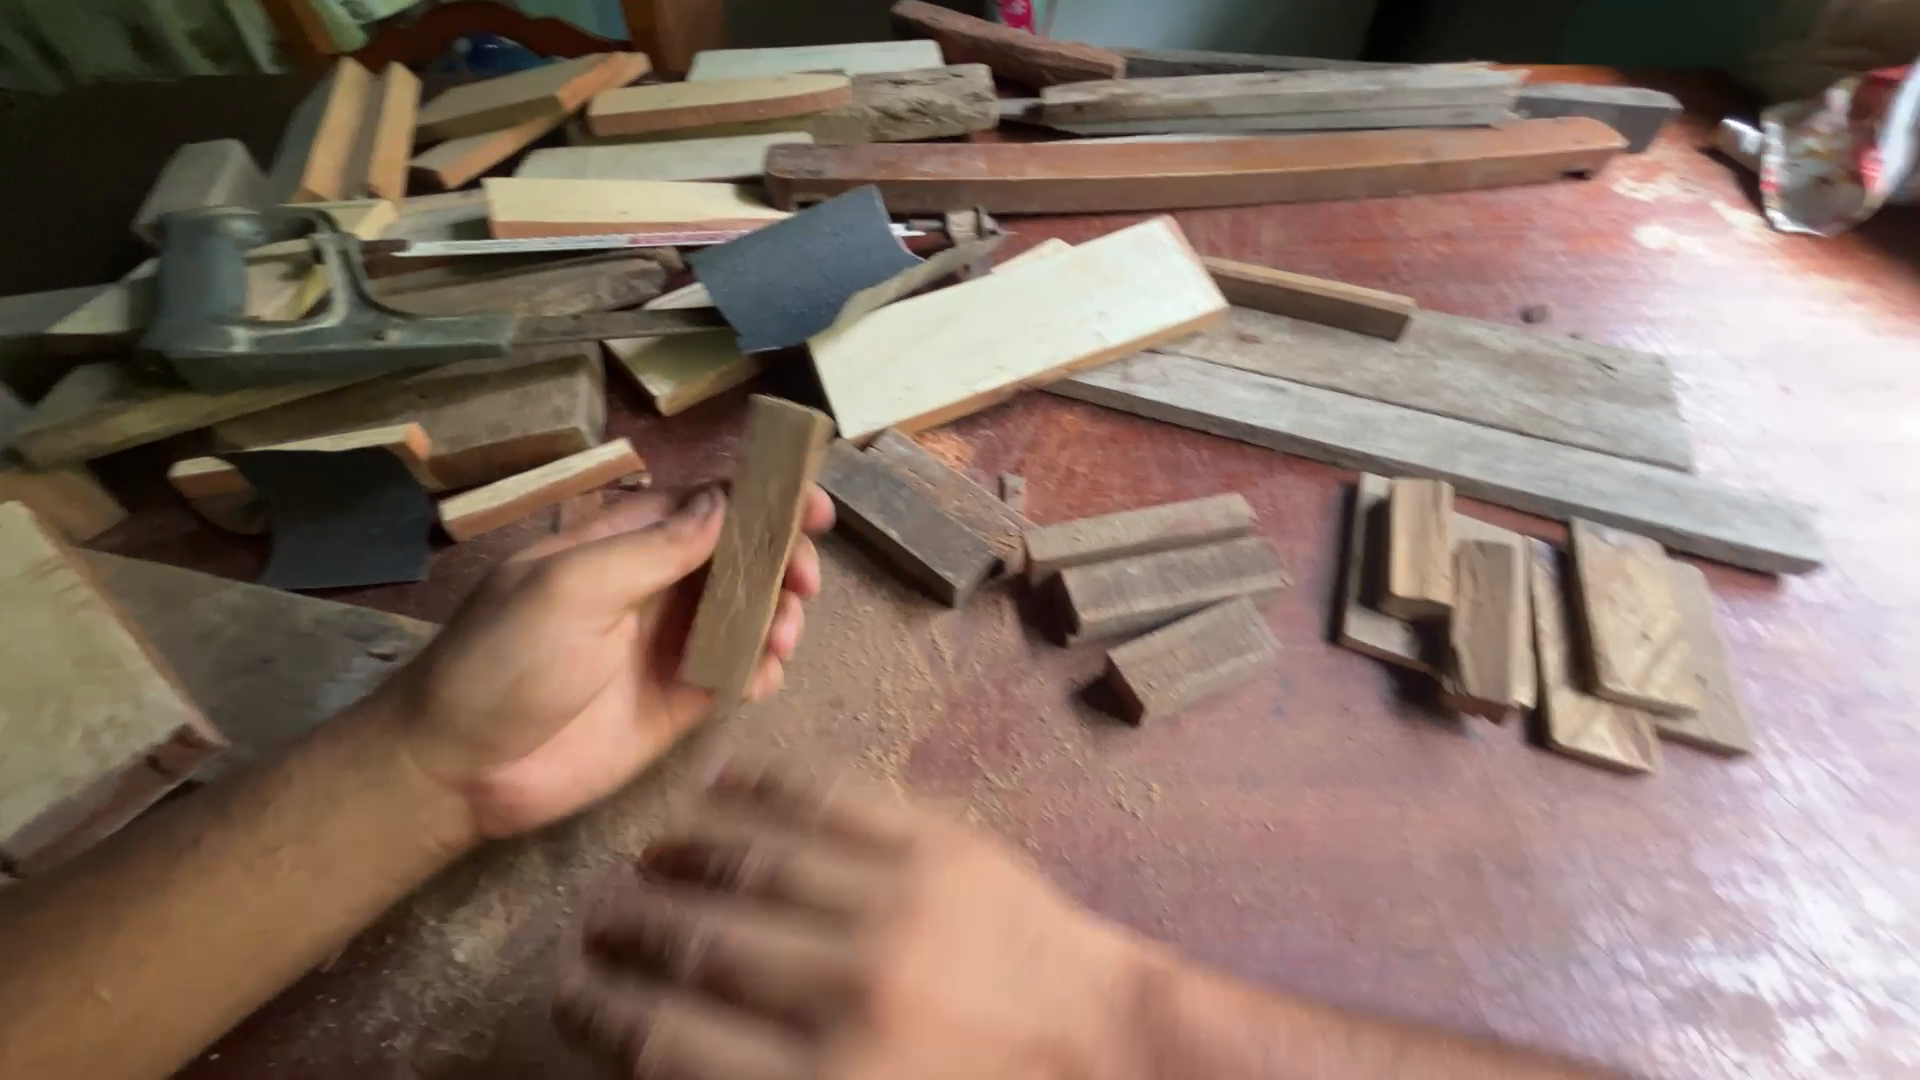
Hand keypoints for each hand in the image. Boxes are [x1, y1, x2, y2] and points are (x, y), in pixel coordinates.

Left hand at [377, 487, 834, 840]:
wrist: (465, 772)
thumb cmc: (507, 661)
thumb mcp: (572, 588)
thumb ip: (654, 546)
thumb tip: (724, 502)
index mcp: (630, 544)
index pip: (710, 505)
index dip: (765, 499)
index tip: (814, 510)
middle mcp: (662, 585)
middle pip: (747, 556)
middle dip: (787, 562)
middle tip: (804, 584)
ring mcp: (678, 641)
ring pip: (756, 611)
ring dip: (782, 617)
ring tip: (779, 641)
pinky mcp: (689, 695)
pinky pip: (744, 670)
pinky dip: (765, 669)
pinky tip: (759, 680)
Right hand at [552, 759, 1149, 1079]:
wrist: (1106, 1045)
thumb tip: (671, 1055)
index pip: (672, 1045)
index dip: (606, 1017)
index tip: (571, 994)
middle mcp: (847, 992)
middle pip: (701, 948)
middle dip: (633, 937)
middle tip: (596, 925)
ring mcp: (894, 902)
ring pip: (754, 864)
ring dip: (685, 858)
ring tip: (645, 859)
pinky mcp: (934, 844)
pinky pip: (829, 800)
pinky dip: (767, 785)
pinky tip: (723, 781)